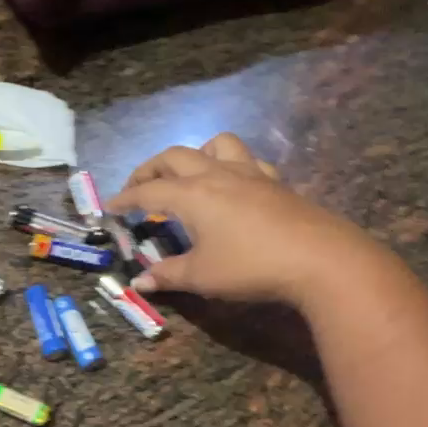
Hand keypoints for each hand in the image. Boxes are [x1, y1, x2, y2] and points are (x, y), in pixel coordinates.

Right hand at [107, 134, 387, 308]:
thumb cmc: (248, 267)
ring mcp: (250, 174)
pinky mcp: (275, 183)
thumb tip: (140, 281)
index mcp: (192, 195)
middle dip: (150, 169)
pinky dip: (228, 166)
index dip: (125, 198)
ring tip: (186, 177)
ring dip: (194, 155)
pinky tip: (230, 187)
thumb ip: (167, 275)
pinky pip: (246, 161)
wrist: (318, 259)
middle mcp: (218, 174)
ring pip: (216, 145)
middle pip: (176, 157)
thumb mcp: (200, 277)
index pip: (149, 190)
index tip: (110, 208)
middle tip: (137, 188)